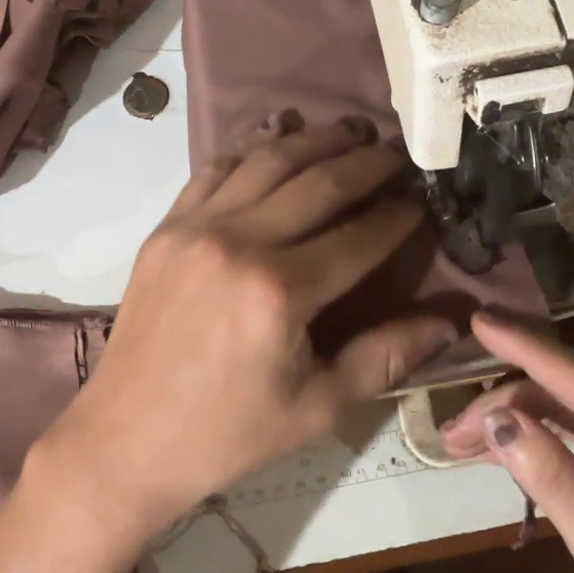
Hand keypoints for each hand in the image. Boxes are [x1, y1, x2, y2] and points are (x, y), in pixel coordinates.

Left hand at [31, 112, 456, 536]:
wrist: (125, 442)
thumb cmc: (229, 434)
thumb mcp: (318, 408)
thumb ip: (385, 357)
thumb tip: (448, 324)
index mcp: (280, 291)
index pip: (359, 235)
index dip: (398, 215)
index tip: (424, 199)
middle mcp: (238, 242)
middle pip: (318, 182)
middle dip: (366, 162)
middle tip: (398, 151)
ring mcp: (195, 227)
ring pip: (267, 160)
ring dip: (314, 140)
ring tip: (350, 131)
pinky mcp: (166, 228)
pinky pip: (214, 169)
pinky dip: (250, 146)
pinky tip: (276, 136)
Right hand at [439, 315, 573, 572]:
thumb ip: (553, 480)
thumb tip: (500, 421)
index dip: (530, 349)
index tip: (481, 321)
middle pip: (566, 387)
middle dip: (504, 401)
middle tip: (453, 435)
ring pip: (564, 394)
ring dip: (512, 411)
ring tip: (461, 439)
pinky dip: (533, 419)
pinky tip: (496, 437)